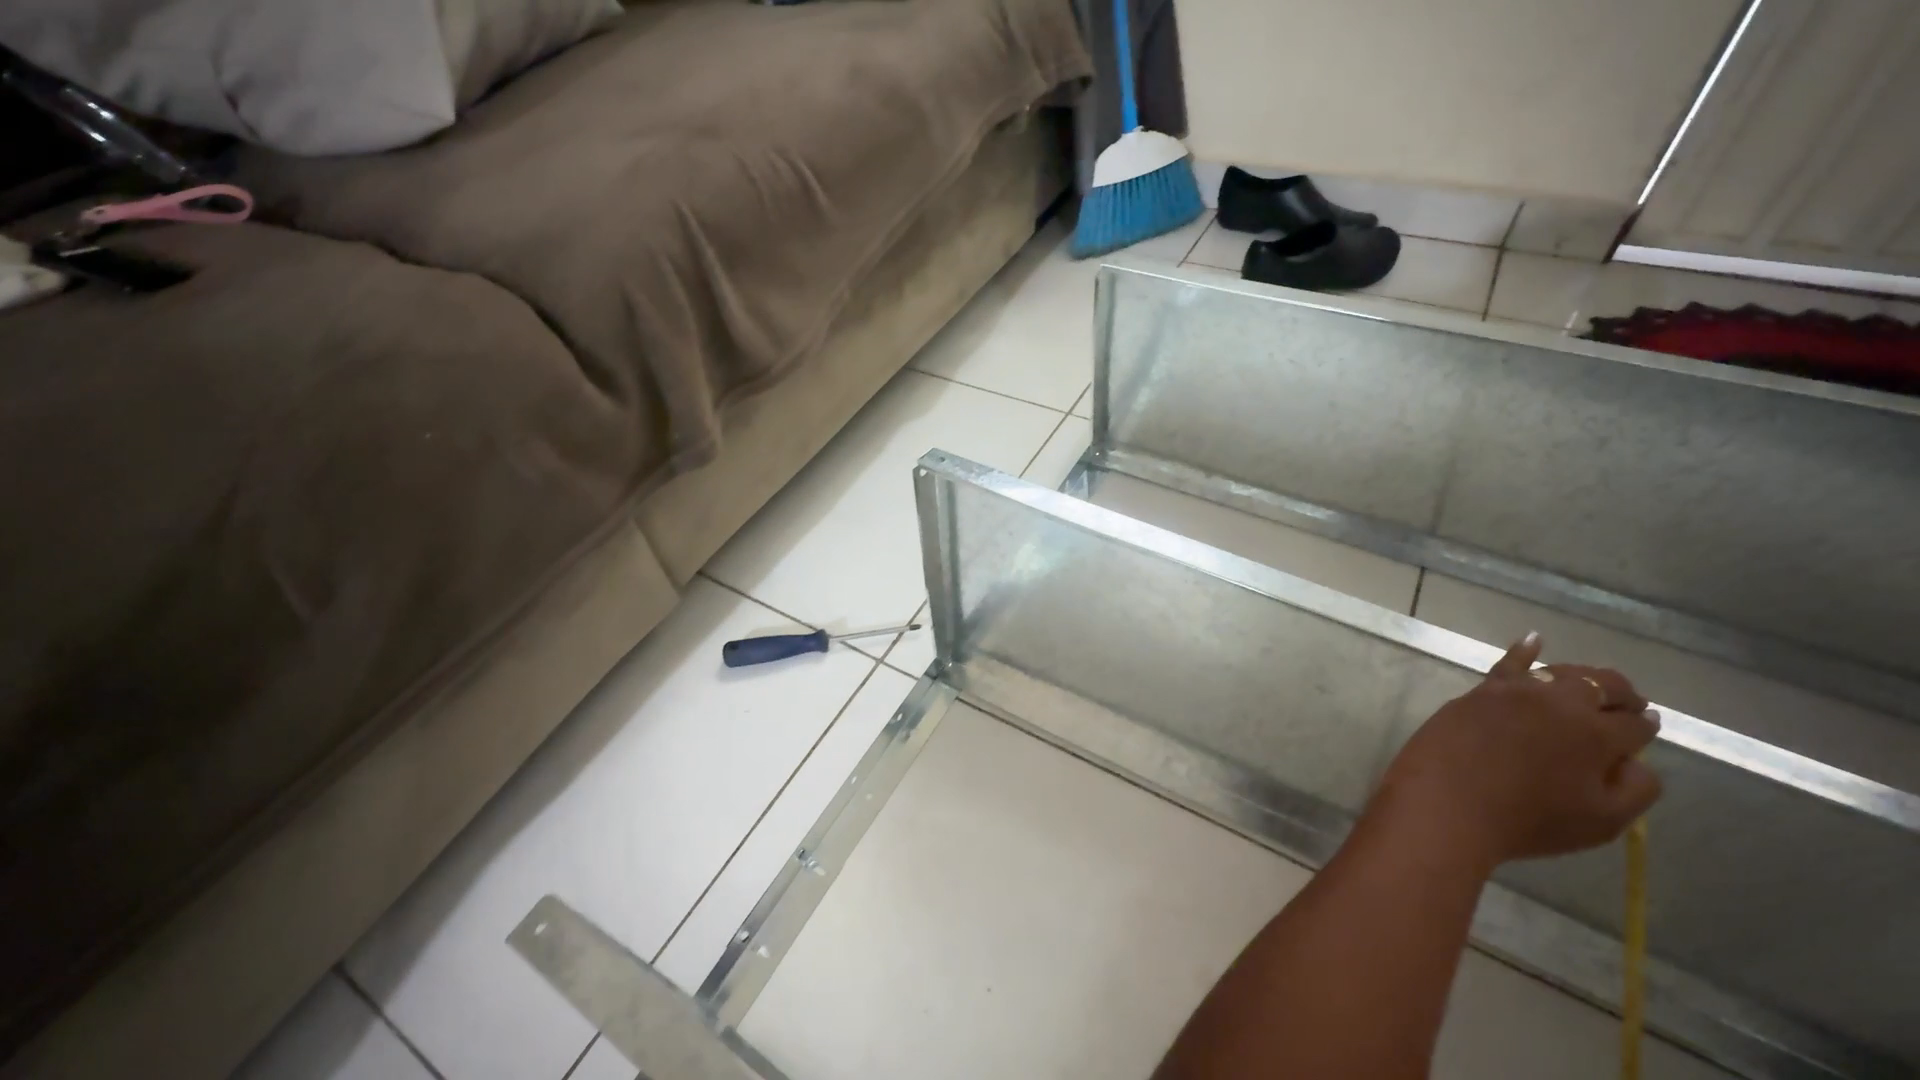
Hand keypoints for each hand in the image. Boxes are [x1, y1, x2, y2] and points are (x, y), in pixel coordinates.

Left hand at [1372, 633, 1662, 868]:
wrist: (1446, 802)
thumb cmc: (1527, 821)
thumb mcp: (1601, 821)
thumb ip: (1635, 790)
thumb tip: (1638, 761)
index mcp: (1598, 734)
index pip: (1634, 725)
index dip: (1644, 728)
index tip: (1645, 728)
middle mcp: (1561, 702)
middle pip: (1602, 687)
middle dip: (1621, 695)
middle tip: (1628, 706)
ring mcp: (1517, 691)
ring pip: (1561, 673)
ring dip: (1583, 677)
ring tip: (1592, 684)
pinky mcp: (1481, 691)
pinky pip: (1508, 663)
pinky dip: (1525, 650)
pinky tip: (1534, 639)